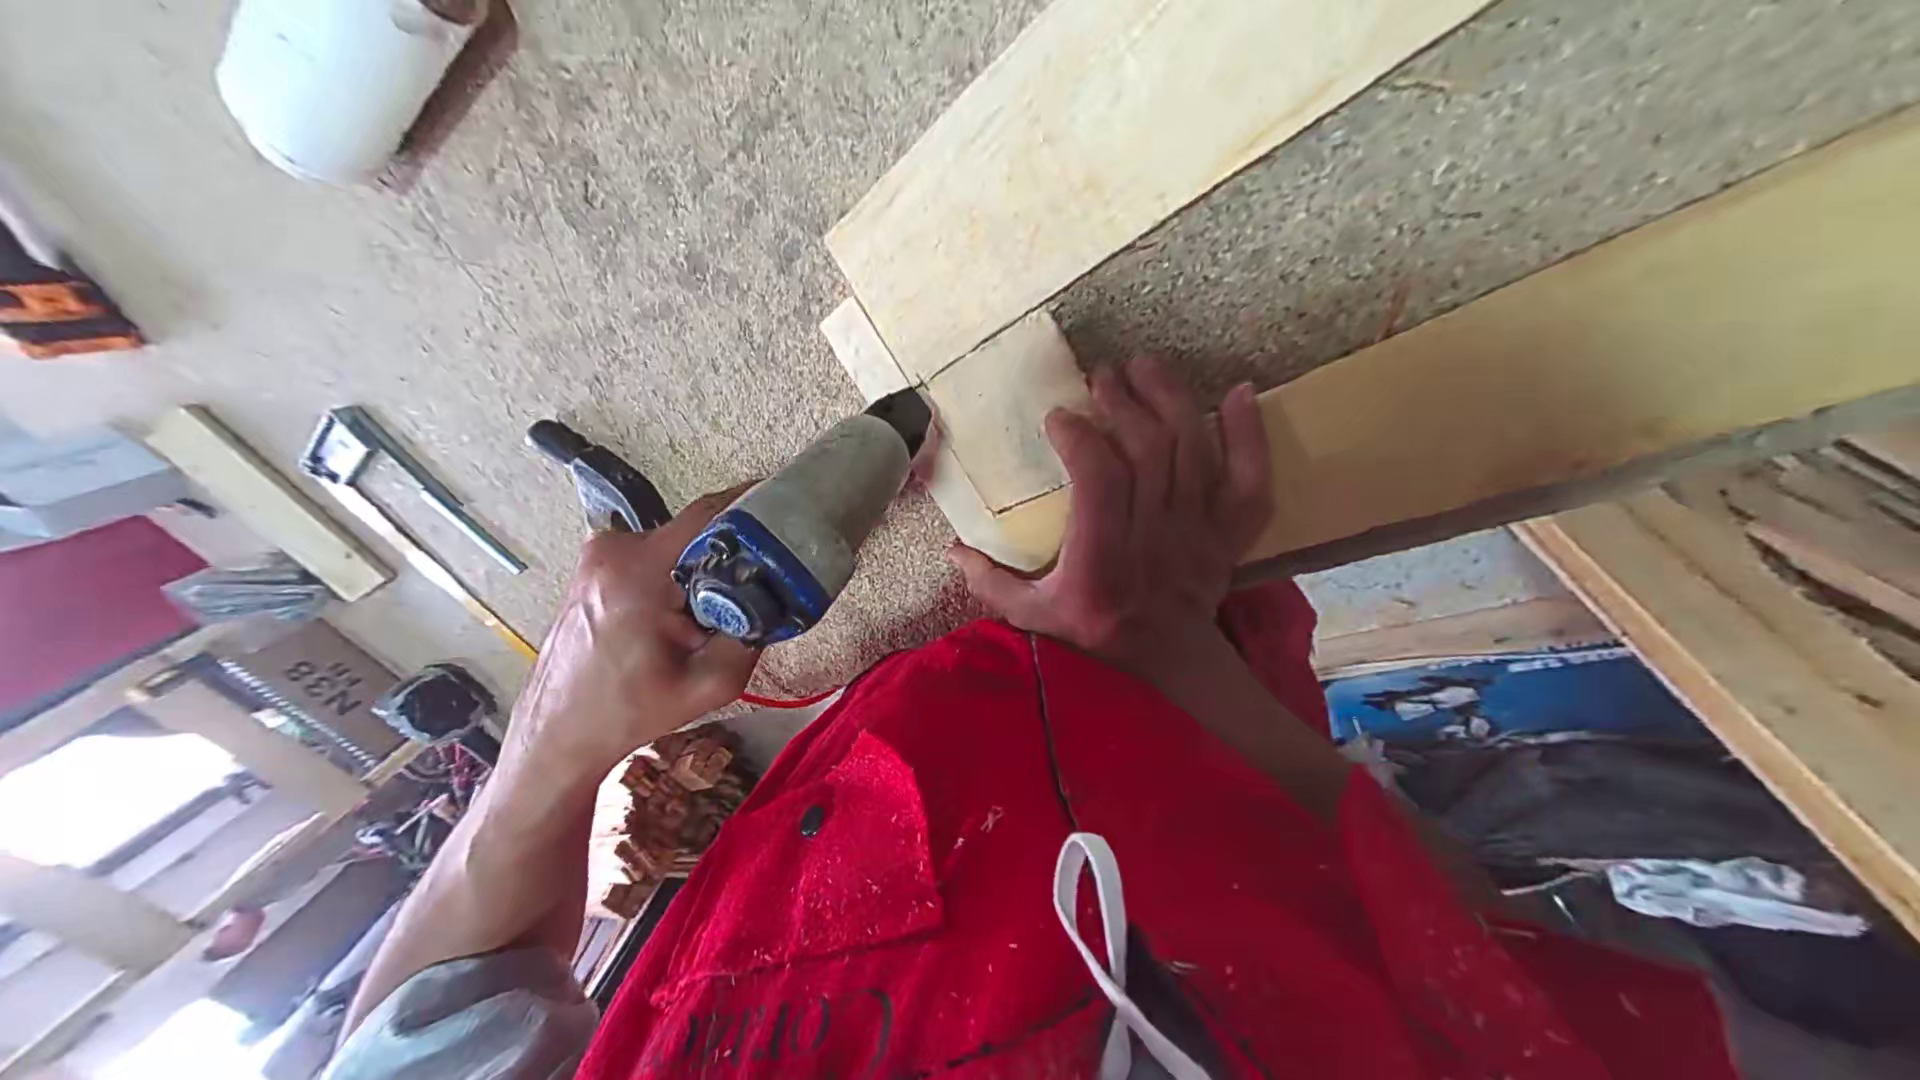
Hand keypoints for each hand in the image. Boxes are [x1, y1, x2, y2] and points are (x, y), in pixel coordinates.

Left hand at [505, 487, 760, 780]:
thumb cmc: (624, 713)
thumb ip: (751, 639)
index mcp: (636, 572)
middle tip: (755, 585)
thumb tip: (776, 601)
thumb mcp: (709, 686)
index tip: (785, 506)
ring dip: (703, 567)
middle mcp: (611, 551)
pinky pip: (656, 554)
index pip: (708, 514)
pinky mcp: (596, 567)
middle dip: (731, 552)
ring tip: (713, 610)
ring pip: (676, 544)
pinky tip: (684, 611)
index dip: (753, 505)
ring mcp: (598, 556)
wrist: (559, 733)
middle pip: (695, 529)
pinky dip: (678, 574)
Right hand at [948, 355, 1271, 674]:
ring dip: (1171, 399)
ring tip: (1146, 366)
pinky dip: (1249, 435)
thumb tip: (953, 549)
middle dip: (1124, 402)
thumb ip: (991, 584)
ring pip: (1193, 451)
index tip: (1058, 416)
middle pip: (1149, 451)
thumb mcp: (1034, 616)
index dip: (1080, 438)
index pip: (1099, 480)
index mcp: (1103, 557)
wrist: (1170, 656)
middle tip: (1102, 376)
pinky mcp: (1228, 530)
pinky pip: (1251, 480)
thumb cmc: (1097, 630)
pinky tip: (1237, 392)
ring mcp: (1198, 531)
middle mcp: (1154, 536)